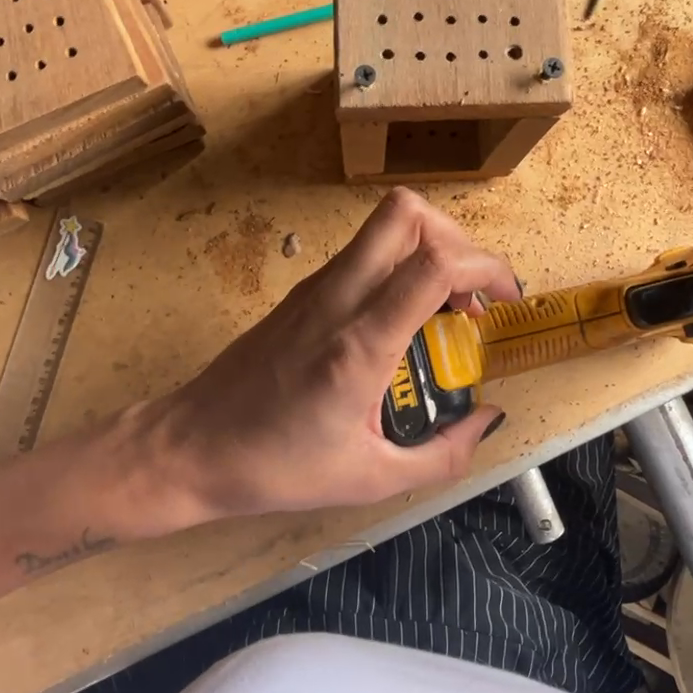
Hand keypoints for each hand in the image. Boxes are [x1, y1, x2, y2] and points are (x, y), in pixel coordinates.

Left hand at [139, 188, 518, 518]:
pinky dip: (399, 267)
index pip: (435, 263)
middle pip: (407, 213)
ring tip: (443, 311)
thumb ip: (442, 454)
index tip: (505, 303)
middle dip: (458, 239)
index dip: (487, 267)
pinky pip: (363, 254)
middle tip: (471, 296)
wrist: (188, 446)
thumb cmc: (274, 467)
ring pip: (384, 225)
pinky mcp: (301, 292)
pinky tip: (401, 323)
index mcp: (358, 344)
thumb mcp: (370, 479)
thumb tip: (488, 419)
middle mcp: (337, 298)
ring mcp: (315, 287)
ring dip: (429, 250)